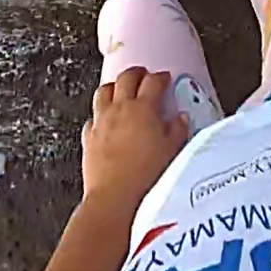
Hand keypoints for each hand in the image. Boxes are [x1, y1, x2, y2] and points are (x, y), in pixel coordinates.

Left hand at [82, 68, 188, 209]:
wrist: (114, 197)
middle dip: (136, 73)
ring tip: (121, 89)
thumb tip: (181, 117)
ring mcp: (102, 120)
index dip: (161, 77)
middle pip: (126, 78)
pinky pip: (93, 117)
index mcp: (143, 108)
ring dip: (114, 86)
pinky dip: (99, 114)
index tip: (165, 78)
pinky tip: (104, 120)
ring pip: (104, 91)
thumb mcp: (171, 151)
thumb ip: (177, 130)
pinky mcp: (89, 136)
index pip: (153, 82)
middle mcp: (121, 107)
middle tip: (143, 75)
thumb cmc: (146, 175)